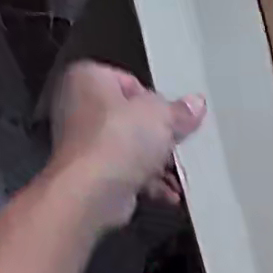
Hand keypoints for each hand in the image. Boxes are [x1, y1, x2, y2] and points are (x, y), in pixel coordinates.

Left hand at [46, 60, 205, 229]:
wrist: (92, 193)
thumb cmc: (113, 142)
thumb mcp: (160, 115)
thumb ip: (178, 110)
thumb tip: (192, 106)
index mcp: (88, 80)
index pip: (130, 82)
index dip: (157, 100)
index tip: (177, 114)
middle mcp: (79, 111)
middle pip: (132, 120)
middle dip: (160, 137)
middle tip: (180, 143)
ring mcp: (85, 148)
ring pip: (131, 151)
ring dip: (159, 165)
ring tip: (179, 172)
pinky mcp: (93, 178)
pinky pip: (126, 175)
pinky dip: (148, 184)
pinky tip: (169, 192)